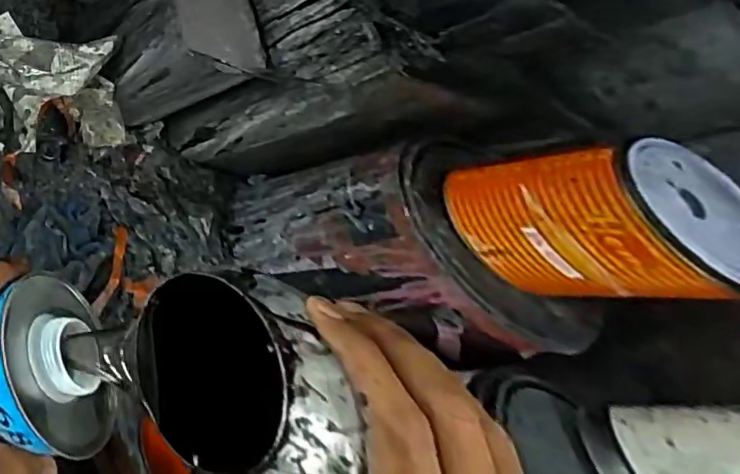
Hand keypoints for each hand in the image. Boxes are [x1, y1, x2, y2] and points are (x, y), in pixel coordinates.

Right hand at [307, 297, 523, 473]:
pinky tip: (425, 383)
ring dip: (424, 361)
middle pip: (448, 403)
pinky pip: (501, 443)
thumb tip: (255, 398)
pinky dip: (458, 398)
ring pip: (484, 417)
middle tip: (343, 308)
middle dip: (390, 340)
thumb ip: (306, 447)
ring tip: (376, 332)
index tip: (320, 311)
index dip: (357, 351)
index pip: (398, 412)